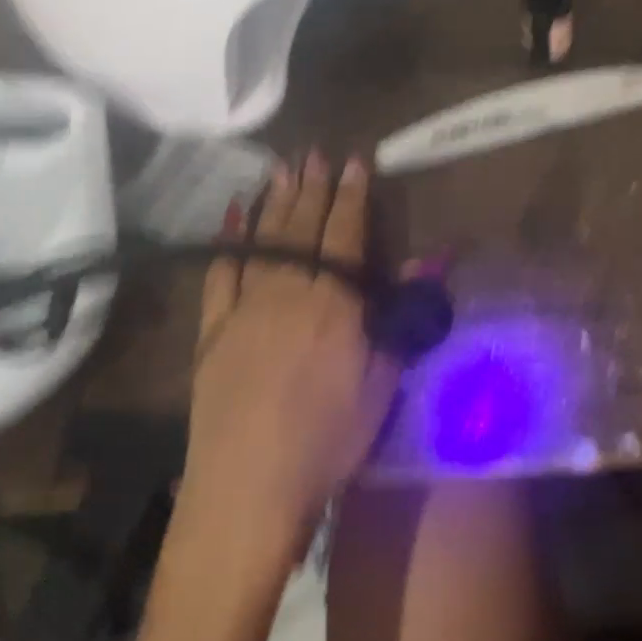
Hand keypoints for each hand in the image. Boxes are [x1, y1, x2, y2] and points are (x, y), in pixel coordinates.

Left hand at [183, 153, 401, 544]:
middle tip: (316, 154)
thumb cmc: (331, 437)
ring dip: (274, 202)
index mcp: (336, 304)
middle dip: (312, 188)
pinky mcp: (211, 330)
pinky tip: (234, 217)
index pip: (346, 235)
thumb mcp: (385, 379)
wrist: (249, 486)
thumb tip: (430, 260)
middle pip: (302, 228)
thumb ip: (402, 314)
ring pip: (263, 240)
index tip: (358, 162)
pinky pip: (220, 272)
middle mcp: (288, 292)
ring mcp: (243, 308)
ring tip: (282, 169)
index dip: (353, 197)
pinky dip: (228, 240)